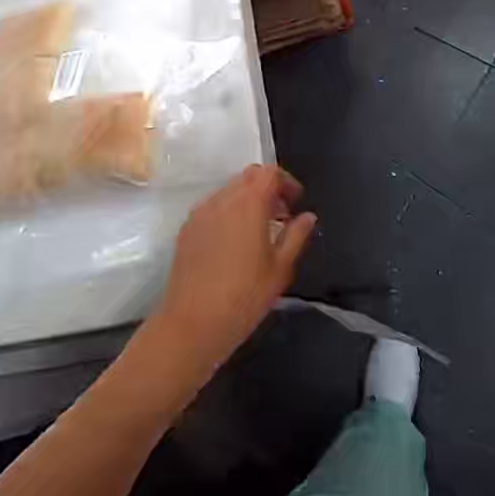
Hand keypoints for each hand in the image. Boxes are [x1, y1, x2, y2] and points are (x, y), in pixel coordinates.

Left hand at [149, 164, 316, 369]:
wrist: (191, 323)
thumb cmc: (244, 296)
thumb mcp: (280, 269)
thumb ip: (296, 236)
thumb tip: (307, 216)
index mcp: (249, 203)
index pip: (269, 172)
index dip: (286, 182)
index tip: (295, 204)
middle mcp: (223, 199)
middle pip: (248, 177)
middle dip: (267, 189)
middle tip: (280, 216)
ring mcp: (201, 212)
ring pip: (229, 191)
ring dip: (247, 200)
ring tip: (258, 231)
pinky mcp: (186, 228)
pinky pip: (212, 207)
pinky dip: (227, 213)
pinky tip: (232, 244)